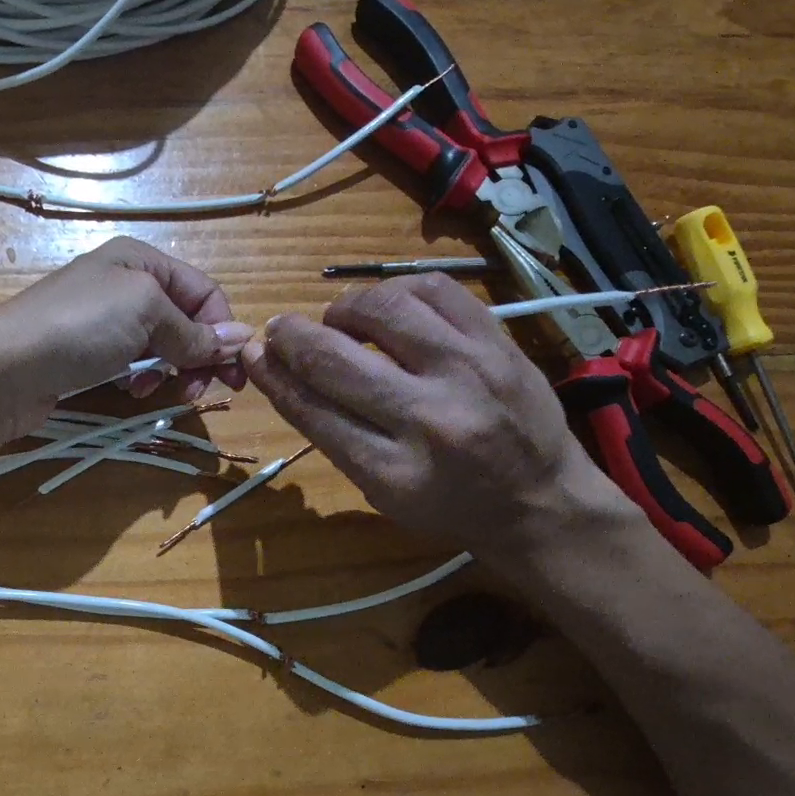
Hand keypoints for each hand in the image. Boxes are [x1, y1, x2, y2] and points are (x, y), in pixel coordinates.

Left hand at [0, 237, 252, 441]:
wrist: (3, 369)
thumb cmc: (78, 328)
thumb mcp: (145, 313)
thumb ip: (192, 330)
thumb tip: (238, 339)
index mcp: (141, 260)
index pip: (204, 291)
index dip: (222, 330)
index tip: (232, 374)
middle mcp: (123, 284)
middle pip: (183, 320)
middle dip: (196, 355)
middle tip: (197, 391)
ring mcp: (101, 322)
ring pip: (158, 347)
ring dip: (168, 371)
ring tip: (155, 392)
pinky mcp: (84, 356)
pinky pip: (130, 365)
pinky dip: (139, 379)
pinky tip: (131, 392)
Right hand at [242, 274, 634, 554]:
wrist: (542, 500)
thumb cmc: (446, 505)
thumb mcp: (378, 489)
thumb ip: (329, 432)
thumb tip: (277, 371)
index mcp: (390, 470)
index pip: (311, 410)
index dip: (272, 375)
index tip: (253, 352)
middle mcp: (428, 418)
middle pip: (335, 359)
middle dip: (291, 337)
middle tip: (279, 330)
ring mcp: (470, 372)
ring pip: (384, 311)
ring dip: (343, 309)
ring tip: (338, 320)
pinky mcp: (499, 341)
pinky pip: (435, 290)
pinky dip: (396, 291)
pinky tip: (387, 307)